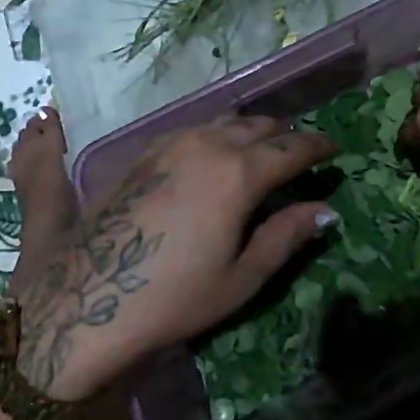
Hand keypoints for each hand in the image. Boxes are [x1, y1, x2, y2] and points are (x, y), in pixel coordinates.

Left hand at [7, 118, 337, 400]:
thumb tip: (325, 210)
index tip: (334, 149)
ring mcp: (172, 142)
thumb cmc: (173, 296)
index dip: (317, 146)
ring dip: (250, 132)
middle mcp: (208, 144)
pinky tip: (215, 156)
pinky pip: (195, 129)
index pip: (291, 147)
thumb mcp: (241, 278)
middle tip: (299, 155)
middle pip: (259, 125)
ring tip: (261, 151)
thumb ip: (286, 236)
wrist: (86, 297)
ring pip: (225, 122)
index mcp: (239, 173)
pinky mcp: (146, 150)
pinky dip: (217, 135)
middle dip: (285, 136)